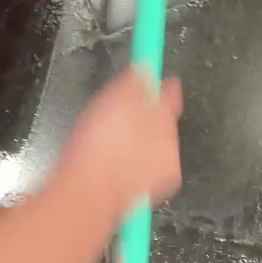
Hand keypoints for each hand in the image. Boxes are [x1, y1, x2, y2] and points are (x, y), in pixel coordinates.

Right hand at [53, 70, 183, 218]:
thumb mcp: (112, 100)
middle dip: (146, 120)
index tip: (149, 82)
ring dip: (139, 146)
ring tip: (111, 147)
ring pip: (154, 149)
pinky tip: (115, 168)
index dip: (160, 86)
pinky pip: (146, 173)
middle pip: (163, 123)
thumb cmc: (97, 147)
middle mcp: (170, 143)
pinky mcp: (151, 192)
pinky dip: (134, 169)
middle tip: (120, 120)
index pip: (171, 93)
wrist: (90, 193)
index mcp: (163, 116)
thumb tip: (147, 69)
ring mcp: (164, 170)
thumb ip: (134, 81)